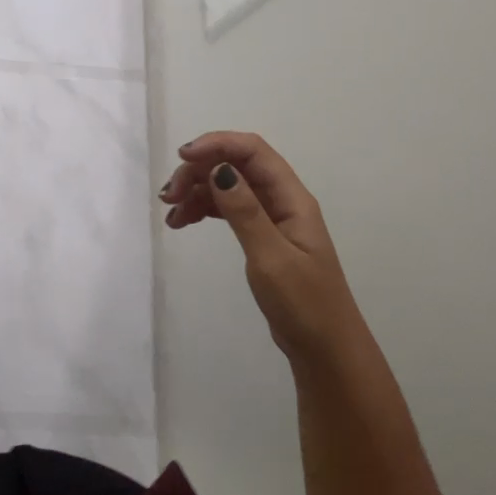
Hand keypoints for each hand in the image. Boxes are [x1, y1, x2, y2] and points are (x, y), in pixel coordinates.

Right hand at [161, 132, 364, 357]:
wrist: (326, 350)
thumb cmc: (305, 305)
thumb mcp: (271, 258)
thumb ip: (245, 212)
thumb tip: (219, 169)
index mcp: (292, 199)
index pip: (253, 151)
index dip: (217, 144)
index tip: (182, 157)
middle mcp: (282, 201)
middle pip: (235, 165)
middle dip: (199, 170)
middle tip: (168, 196)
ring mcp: (271, 218)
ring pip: (227, 185)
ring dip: (196, 190)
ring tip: (170, 211)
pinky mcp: (261, 236)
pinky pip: (227, 208)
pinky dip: (203, 209)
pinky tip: (181, 222)